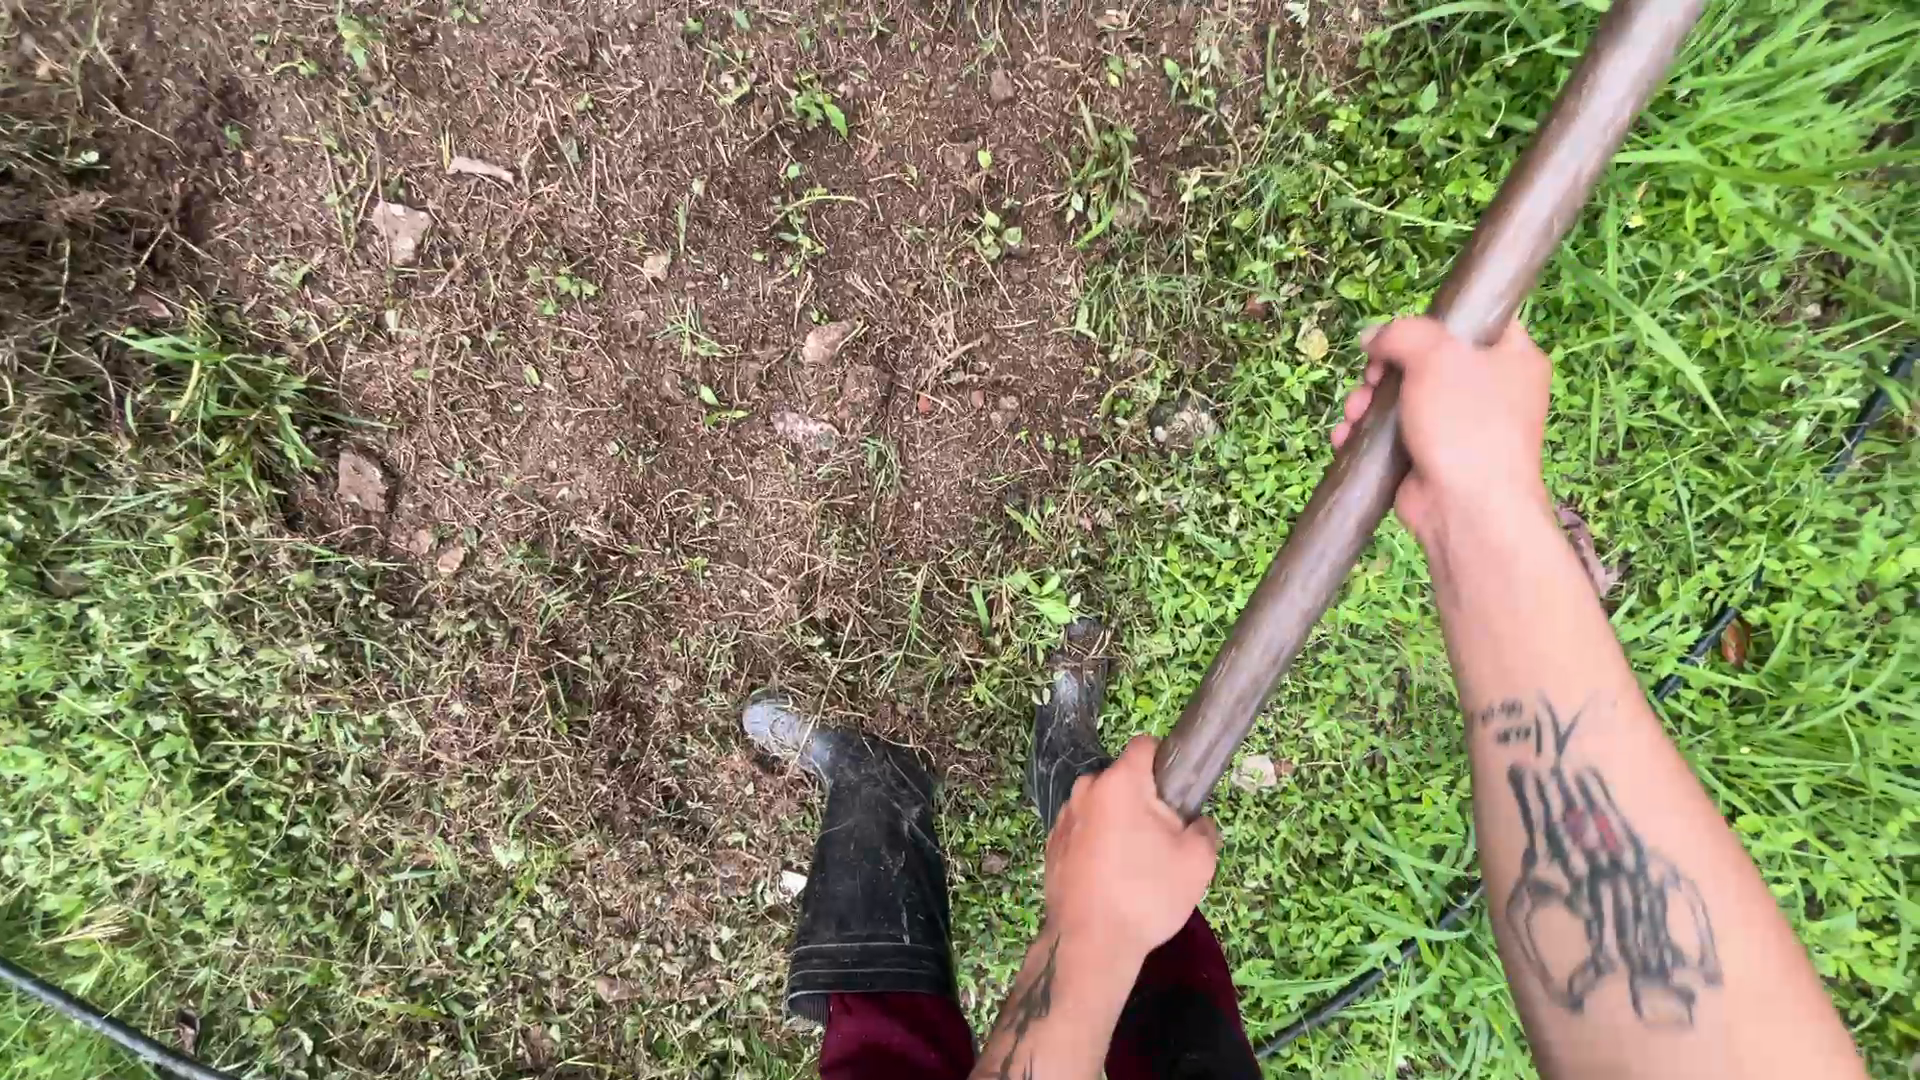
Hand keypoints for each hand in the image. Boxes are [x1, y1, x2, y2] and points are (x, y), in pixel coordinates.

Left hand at [1043, 736, 1219, 961]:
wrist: (1090, 941)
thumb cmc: (1146, 894)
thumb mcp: (1197, 862)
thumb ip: (1203, 829)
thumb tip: (1196, 823)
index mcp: (1120, 781)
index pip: (1145, 746)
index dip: (1165, 762)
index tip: (1176, 793)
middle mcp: (1086, 788)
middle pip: (1123, 780)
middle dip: (1143, 801)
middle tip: (1160, 841)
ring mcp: (1064, 815)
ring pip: (1102, 806)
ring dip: (1118, 823)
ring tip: (1133, 866)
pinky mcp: (1052, 842)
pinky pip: (1084, 829)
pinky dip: (1097, 843)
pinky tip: (1108, 877)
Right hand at [1332, 317, 1552, 542]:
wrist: (1465, 505)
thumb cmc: (1466, 423)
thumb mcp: (1436, 356)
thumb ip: (1403, 334)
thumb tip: (1372, 336)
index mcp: (1511, 358)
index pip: (1477, 322)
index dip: (1435, 321)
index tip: (1402, 334)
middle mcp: (1487, 391)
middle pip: (1423, 362)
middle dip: (1384, 370)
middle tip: (1371, 379)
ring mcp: (1454, 427)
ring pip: (1398, 400)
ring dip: (1365, 403)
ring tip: (1354, 414)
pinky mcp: (1424, 456)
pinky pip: (1386, 435)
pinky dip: (1363, 434)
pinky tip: (1345, 436)